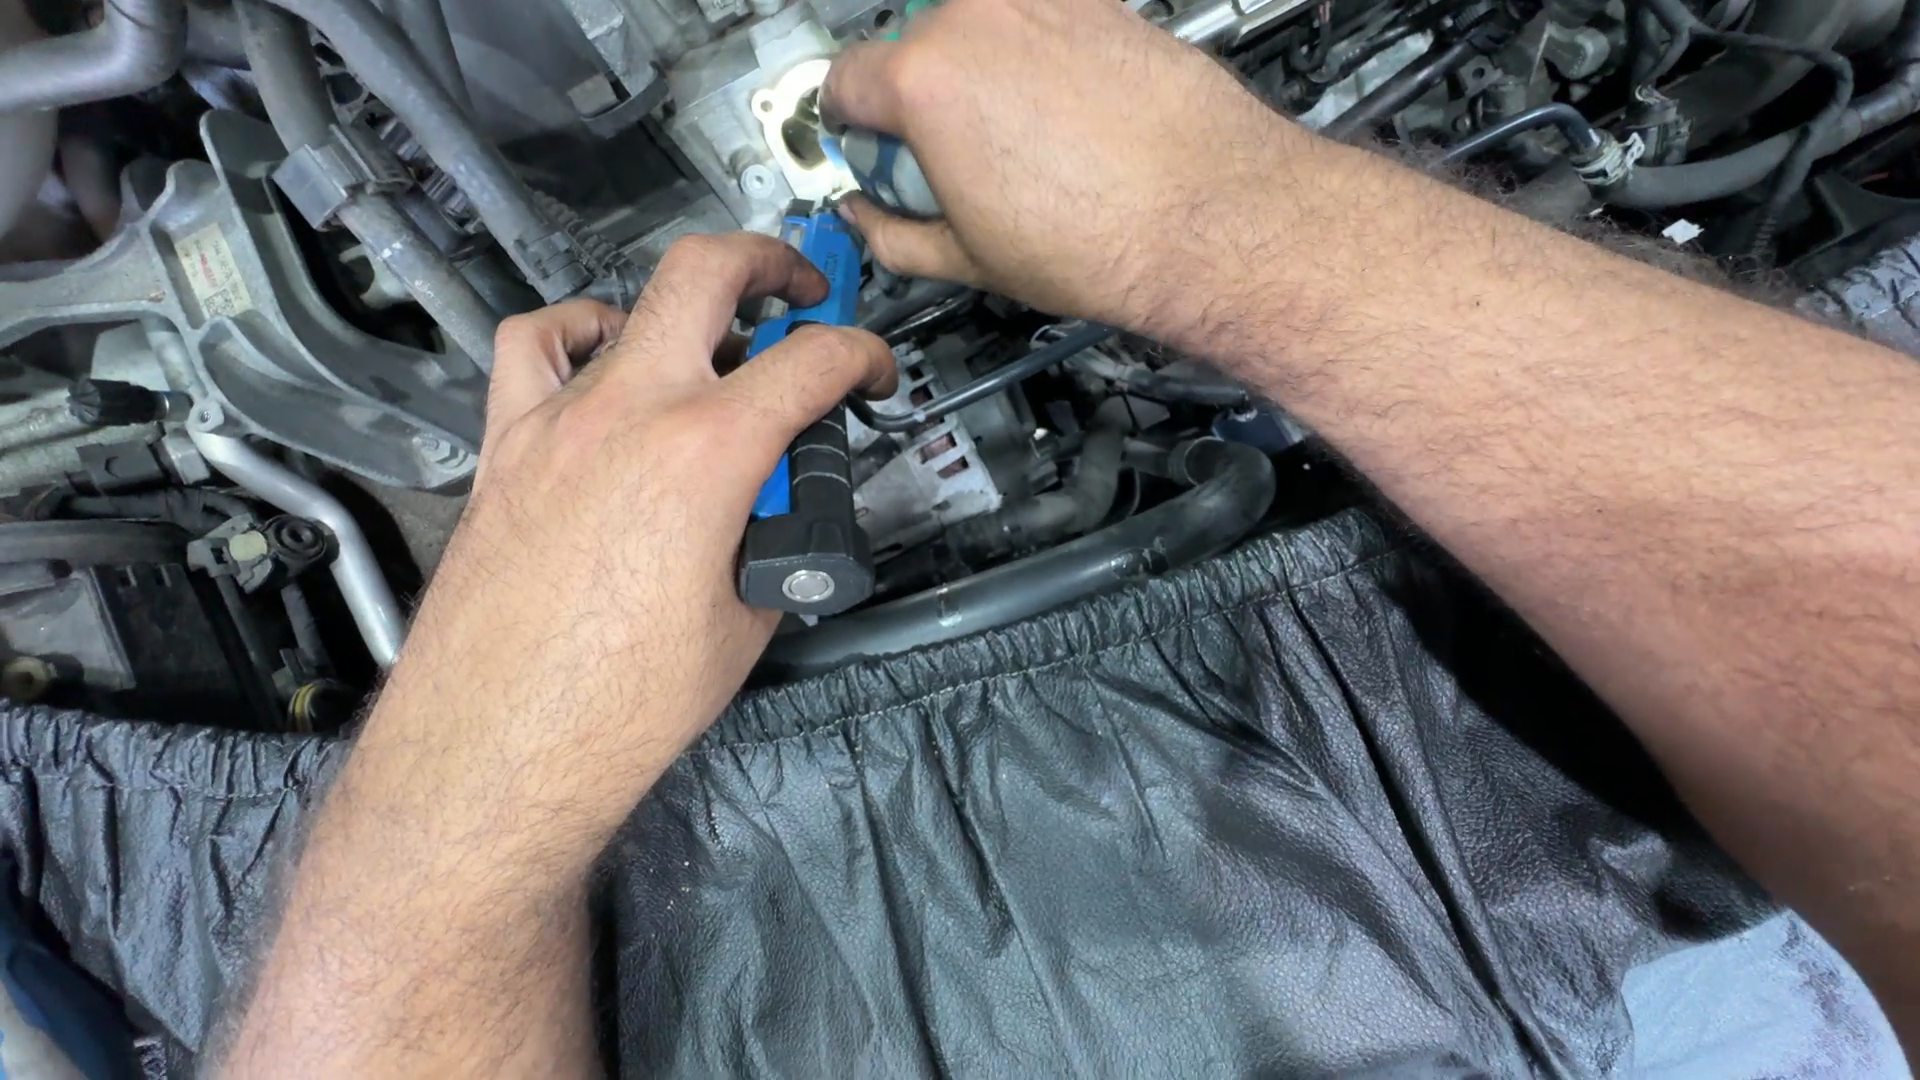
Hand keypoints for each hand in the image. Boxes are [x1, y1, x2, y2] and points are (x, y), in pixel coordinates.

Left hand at [219, 233, 895, 1075]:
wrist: (500, 753)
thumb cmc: (637, 702)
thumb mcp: (751, 615)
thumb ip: (775, 539)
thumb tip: (781, 512)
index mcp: (709, 453)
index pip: (812, 362)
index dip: (863, 356)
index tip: (875, 374)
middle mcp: (630, 410)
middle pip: (705, 274)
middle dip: (770, 265)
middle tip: (801, 293)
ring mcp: (555, 419)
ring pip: (616, 303)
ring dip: (678, 308)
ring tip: (705, 346)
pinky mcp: (505, 447)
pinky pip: (534, 350)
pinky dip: (579, 336)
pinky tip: (602, 368)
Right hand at [824, 0, 1313, 342]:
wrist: (1205, 216)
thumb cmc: (1100, 240)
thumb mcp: (968, 260)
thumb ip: (895, 234)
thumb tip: (869, 218)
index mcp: (926, 81)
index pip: (842, 83)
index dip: (848, 130)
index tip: (868, 155)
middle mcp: (976, 18)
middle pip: (906, 54)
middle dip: (914, 111)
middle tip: (950, 172)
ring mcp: (1038, 1)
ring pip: (970, 35)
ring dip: (972, 83)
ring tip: (1017, 154)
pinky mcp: (1091, 1)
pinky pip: (1029, 26)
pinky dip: (1026, 65)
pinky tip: (1058, 125)